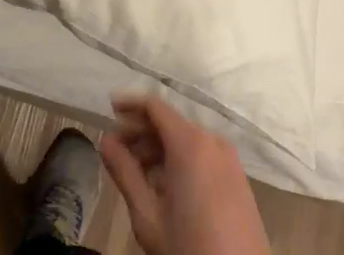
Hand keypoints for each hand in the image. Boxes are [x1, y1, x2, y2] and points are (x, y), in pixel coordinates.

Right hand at [100, 94, 271, 254]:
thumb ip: (124, 172)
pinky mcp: (238, 178)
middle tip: (116, 150)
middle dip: (141, 132)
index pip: (155, 107)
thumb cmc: (189, 246)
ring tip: (136, 172)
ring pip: (186, 140)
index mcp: (190, 144)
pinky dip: (179, 160)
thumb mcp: (147, 214)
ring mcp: (229, 160)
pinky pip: (202, 155)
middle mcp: (212, 142)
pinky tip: (164, 185)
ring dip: (158, 149)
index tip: (108, 110)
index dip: (130, 104)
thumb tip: (105, 140)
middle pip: (170, 123)